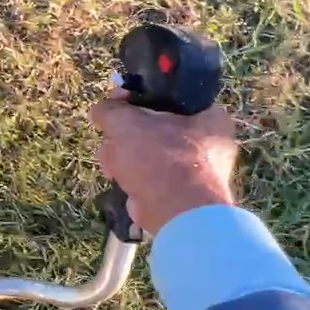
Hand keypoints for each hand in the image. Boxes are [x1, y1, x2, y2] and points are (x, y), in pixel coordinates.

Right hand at [88, 90, 239, 234]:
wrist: (176, 211)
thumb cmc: (159, 157)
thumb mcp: (126, 121)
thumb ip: (110, 108)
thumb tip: (101, 110)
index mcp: (209, 117)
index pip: (166, 98)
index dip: (136, 99)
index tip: (116, 105)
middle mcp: (209, 141)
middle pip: (150, 127)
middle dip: (122, 135)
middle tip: (112, 139)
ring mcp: (196, 169)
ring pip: (145, 150)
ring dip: (120, 155)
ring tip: (113, 163)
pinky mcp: (181, 189)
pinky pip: (148, 172)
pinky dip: (131, 174)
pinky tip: (120, 177)